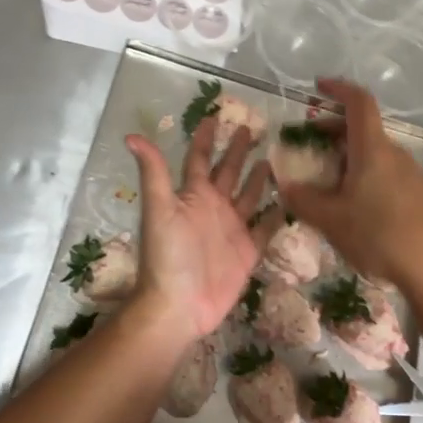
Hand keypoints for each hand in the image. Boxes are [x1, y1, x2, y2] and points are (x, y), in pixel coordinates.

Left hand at [125, 117, 270, 339]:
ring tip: (273, 158)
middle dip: (238, 151)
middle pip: (228, 172)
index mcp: (193, 195)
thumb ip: (154, 172)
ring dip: (258, 178)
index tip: (215, 116)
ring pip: (249, 196)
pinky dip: (277, 214)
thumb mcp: (159, 209)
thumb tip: (131, 135)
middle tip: (252, 128)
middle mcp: (213, 207)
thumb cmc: (167, 255)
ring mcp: (232, 229)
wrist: (179, 305)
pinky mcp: (248, 251)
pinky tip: (290, 200)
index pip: (200, 158)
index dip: (206, 138)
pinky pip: (266, 228)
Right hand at [278, 77, 422, 290]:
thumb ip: (302, 199)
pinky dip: (364, 176)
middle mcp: (395, 153)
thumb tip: (284, 184)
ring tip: (326, 184)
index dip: (338, 88)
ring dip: (347, 158)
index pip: (359, 102)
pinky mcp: (421, 196)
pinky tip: (354, 208)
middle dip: (332, 132)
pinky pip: (386, 174)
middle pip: (362, 129)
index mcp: (372, 149)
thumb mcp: (330, 219)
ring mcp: (412, 175)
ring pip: (373, 154)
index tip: (318, 86)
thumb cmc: (379, 236)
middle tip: (308, 147)